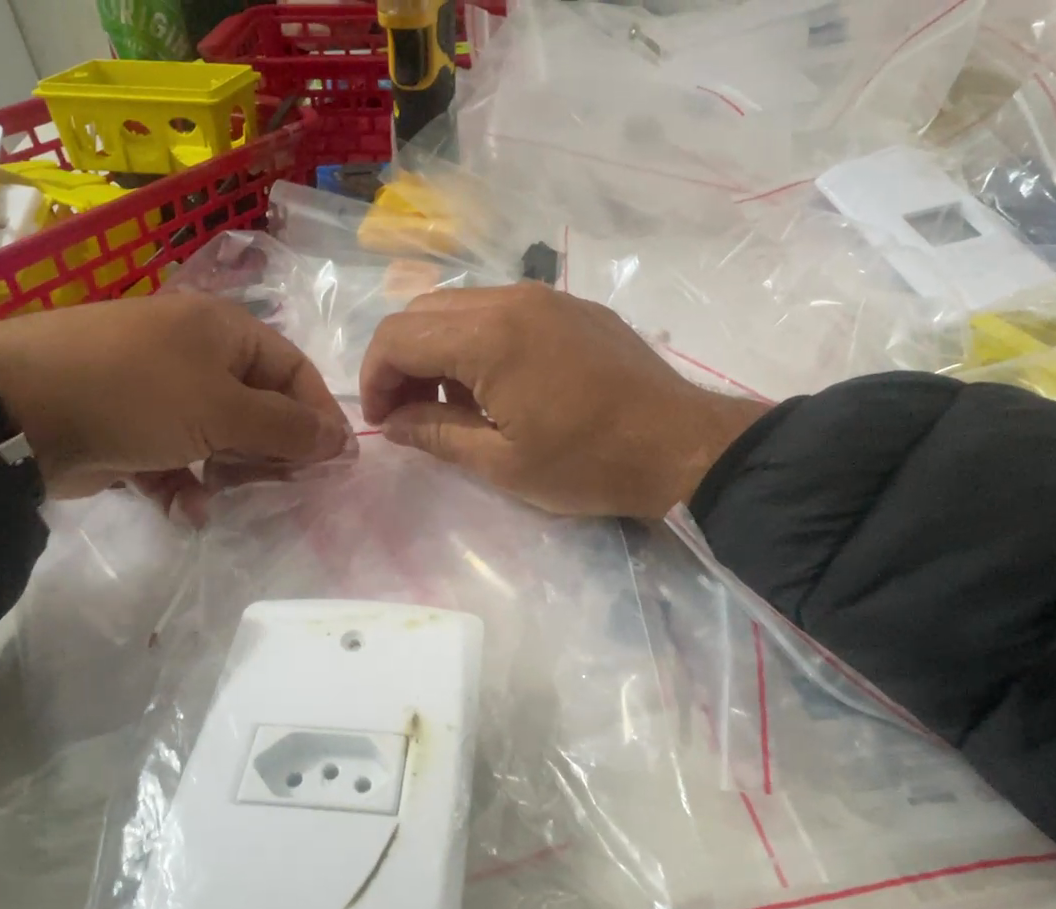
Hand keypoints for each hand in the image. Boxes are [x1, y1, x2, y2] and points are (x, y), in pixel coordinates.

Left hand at [0, 293, 349, 511]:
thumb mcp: (224, 411)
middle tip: (280, 489)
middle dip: (269, 452)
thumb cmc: (138, 394)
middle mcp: (193, 354)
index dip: (319, 416)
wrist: (19, 410)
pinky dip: (181, 486)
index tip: (335, 464)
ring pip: (216, 439)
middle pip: (257, 408)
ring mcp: (156, 391)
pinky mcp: (126, 428)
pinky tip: (182, 509)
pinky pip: (173, 459)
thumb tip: (340, 441)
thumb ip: (288, 429)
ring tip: (219, 498)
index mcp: (222, 330)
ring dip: (224, 475)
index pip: (294, 371)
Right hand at [361, 285, 768, 517]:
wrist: (681, 445)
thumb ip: (435, 435)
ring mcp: (546, 296)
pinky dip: (478, 342)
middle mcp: (511, 299)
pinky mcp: (571, 307)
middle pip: (424, 313)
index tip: (382, 422)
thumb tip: (390, 423)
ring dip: (440, 352)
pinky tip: (498, 388)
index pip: (398, 337)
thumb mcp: (503, 463)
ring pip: (462, 308)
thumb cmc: (588, 463)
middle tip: (410, 416)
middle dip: (402, 362)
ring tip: (454, 407)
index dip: (374, 379)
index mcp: (488, 336)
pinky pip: (502, 311)